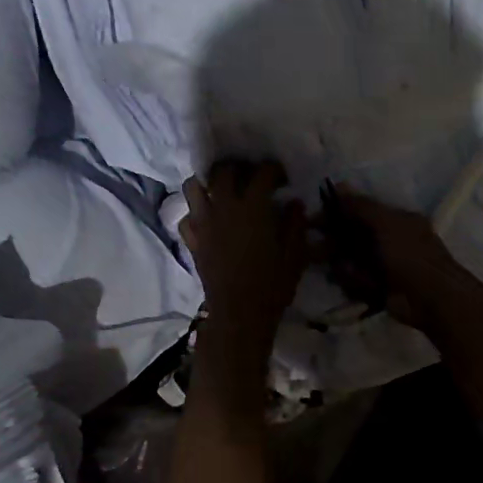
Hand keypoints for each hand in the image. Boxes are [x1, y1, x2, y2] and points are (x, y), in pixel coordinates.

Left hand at [179, 159, 306, 348]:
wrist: (239, 313)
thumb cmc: (272, 285)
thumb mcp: (296, 255)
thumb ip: (295, 224)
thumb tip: (295, 203)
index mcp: (253, 207)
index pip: (262, 173)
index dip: (274, 170)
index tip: (283, 178)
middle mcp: (223, 207)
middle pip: (223, 171)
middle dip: (238, 168)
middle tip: (250, 178)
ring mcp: (203, 223)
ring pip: (194, 186)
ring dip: (208, 183)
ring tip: (221, 191)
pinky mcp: (192, 241)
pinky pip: (186, 217)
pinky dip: (195, 213)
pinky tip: (207, 220)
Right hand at [323, 186, 481, 330]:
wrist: (431, 298)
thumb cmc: (410, 255)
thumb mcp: (385, 223)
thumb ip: (361, 206)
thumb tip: (338, 185)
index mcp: (396, 221)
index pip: (359, 212)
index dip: (335, 215)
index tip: (312, 221)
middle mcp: (390, 241)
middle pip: (351, 239)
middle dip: (334, 245)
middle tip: (316, 252)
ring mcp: (384, 267)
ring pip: (351, 263)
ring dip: (347, 268)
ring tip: (354, 273)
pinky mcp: (379, 289)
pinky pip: (357, 283)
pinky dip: (356, 285)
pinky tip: (364, 286)